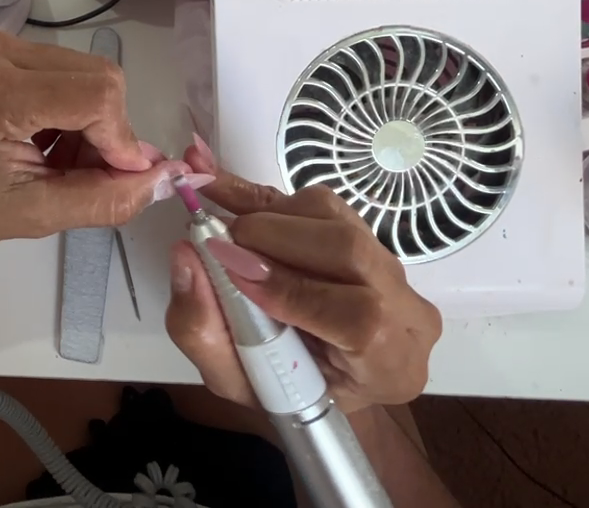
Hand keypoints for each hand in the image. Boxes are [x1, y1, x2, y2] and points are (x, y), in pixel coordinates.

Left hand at [0, 30, 190, 251]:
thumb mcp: (38, 215)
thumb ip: (106, 197)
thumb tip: (166, 178)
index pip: (95, 95)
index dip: (121, 140)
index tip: (120, 177)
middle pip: (97, 77)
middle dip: (107, 130)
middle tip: (85, 172)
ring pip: (86, 71)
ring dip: (91, 119)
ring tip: (59, 158)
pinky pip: (64, 68)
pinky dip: (72, 106)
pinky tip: (47, 139)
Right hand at [165, 137, 441, 413]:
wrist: (312, 375)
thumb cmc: (279, 388)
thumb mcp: (231, 381)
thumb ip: (202, 330)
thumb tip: (185, 256)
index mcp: (388, 366)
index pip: (359, 317)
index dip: (291, 288)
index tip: (229, 268)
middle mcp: (404, 311)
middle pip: (346, 250)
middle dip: (270, 237)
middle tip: (215, 241)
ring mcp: (388, 265)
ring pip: (330, 216)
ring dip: (266, 216)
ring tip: (224, 231)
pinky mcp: (361, 231)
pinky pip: (316, 202)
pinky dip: (264, 200)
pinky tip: (227, 200)